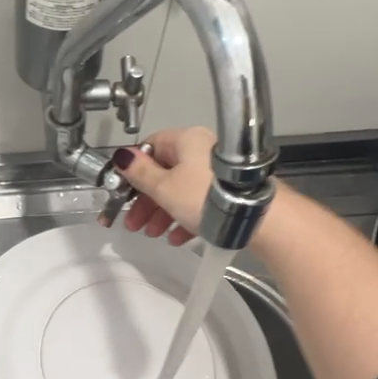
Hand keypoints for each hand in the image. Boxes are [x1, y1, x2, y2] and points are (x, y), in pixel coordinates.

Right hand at [109, 127, 217, 246]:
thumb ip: (139, 173)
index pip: (150, 147)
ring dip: (161, 213)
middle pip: (164, 173)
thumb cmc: (205, 197)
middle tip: (133, 222)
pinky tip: (176, 238)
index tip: (122, 192)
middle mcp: (202, 151)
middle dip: (145, 200)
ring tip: (153, 234)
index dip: (133, 170)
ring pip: (179, 190)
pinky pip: (197, 203)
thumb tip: (122, 155)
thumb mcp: (164, 187)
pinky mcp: (228, 194)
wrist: (256, 218)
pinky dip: (183, 218)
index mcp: (186, 140)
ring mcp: (216, 173)